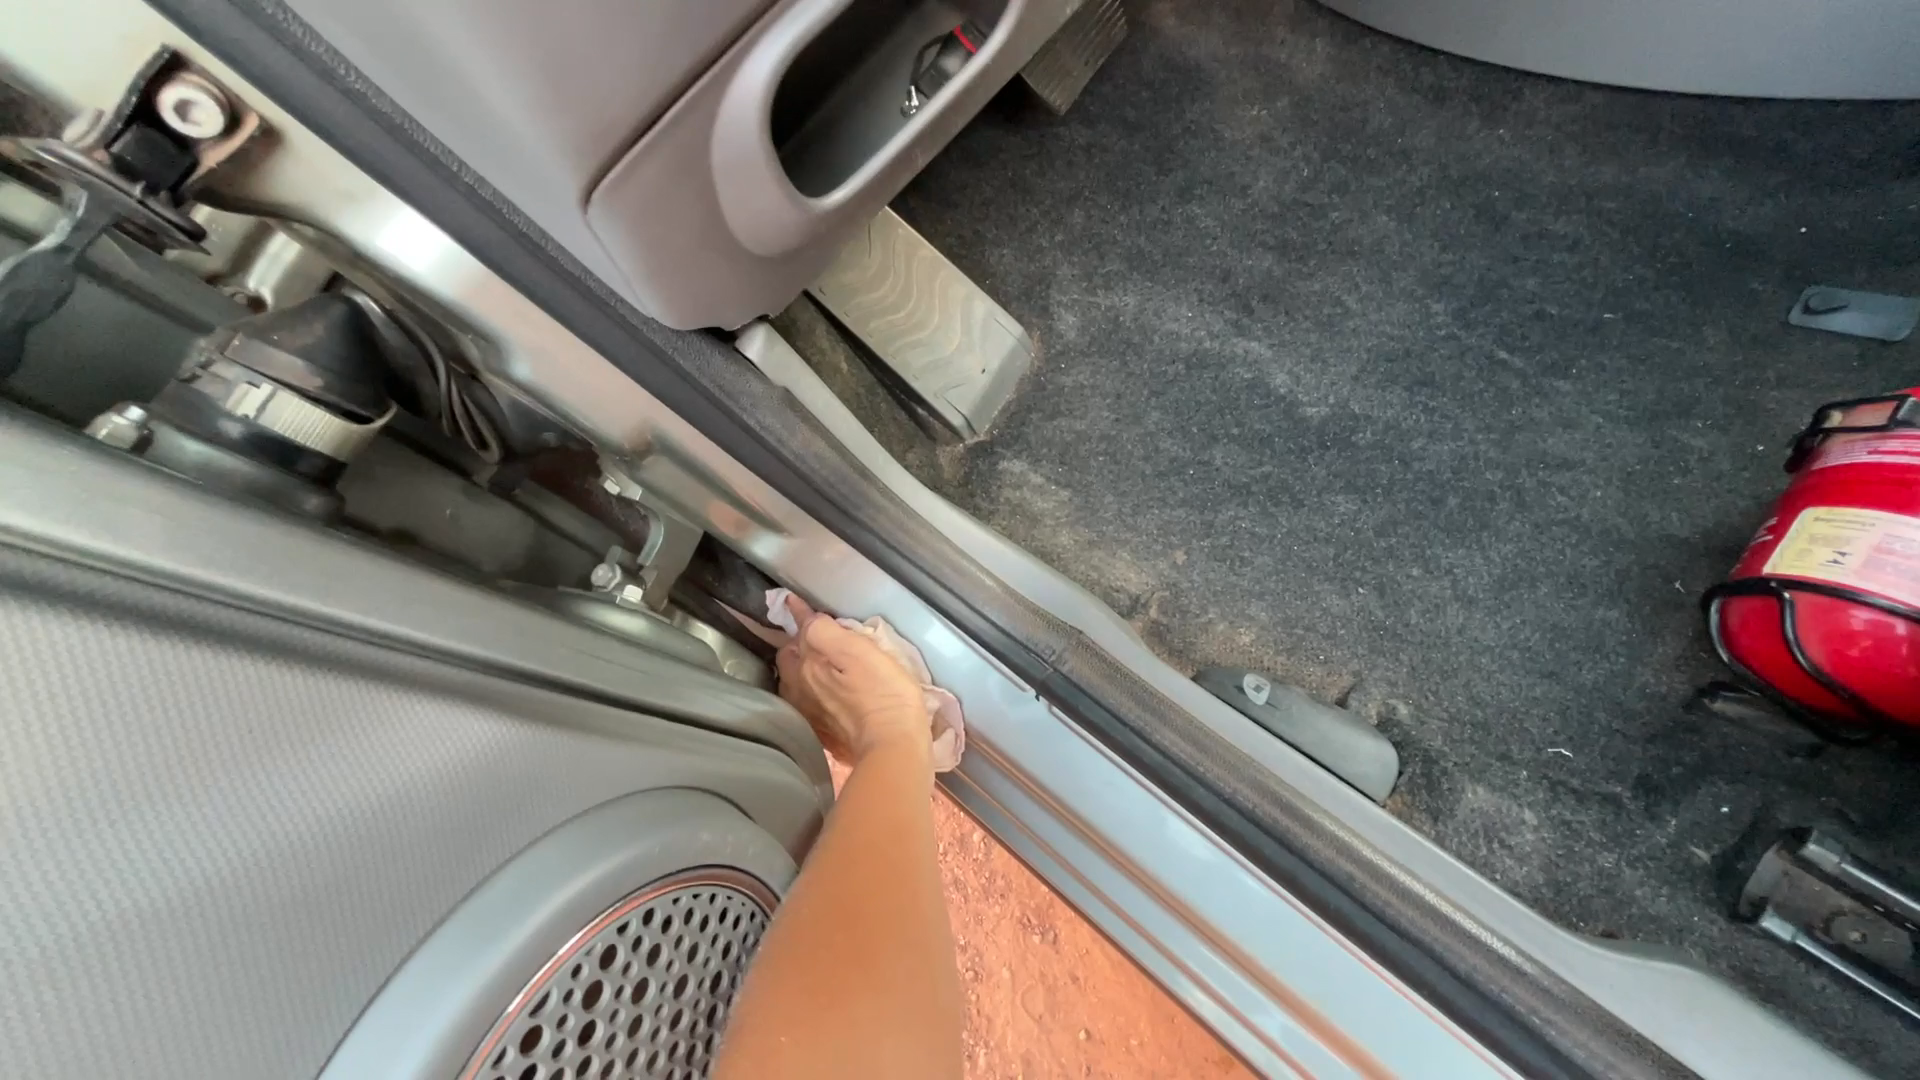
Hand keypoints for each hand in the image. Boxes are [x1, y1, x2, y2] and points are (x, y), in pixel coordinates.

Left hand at [775, 596, 929, 764]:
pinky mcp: (823, 734)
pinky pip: (808, 705)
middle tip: (816, 638)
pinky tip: (825, 694)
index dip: (801, 613)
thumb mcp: (859, 651)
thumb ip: (826, 632)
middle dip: (797, 645)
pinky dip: (811, 693)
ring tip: (818, 665)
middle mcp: (801, 689)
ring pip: (795, 682)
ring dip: (801, 671)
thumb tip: (809, 620)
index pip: (801, 631)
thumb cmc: (884, 693)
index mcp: (807, 667)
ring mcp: (810, 714)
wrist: (894, 746)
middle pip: (790, 659)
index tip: (794, 600)